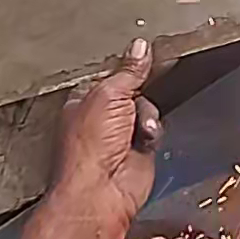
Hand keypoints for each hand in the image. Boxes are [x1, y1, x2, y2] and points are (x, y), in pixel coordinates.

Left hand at [50, 38, 162, 229]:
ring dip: (147, 115)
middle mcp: (101, 116)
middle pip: (134, 90)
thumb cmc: (89, 149)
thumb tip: (140, 47)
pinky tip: (145, 140)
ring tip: (138, 128)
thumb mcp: (109, 94)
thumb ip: (128, 70)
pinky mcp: (139, 149)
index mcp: (84, 99)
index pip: (111, 72)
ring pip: (148, 108)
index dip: (127, 66)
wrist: (102, 191)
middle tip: (135, 99)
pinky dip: (153, 132)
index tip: (143, 56)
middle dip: (139, 94)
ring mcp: (120, 133)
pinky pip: (155, 129)